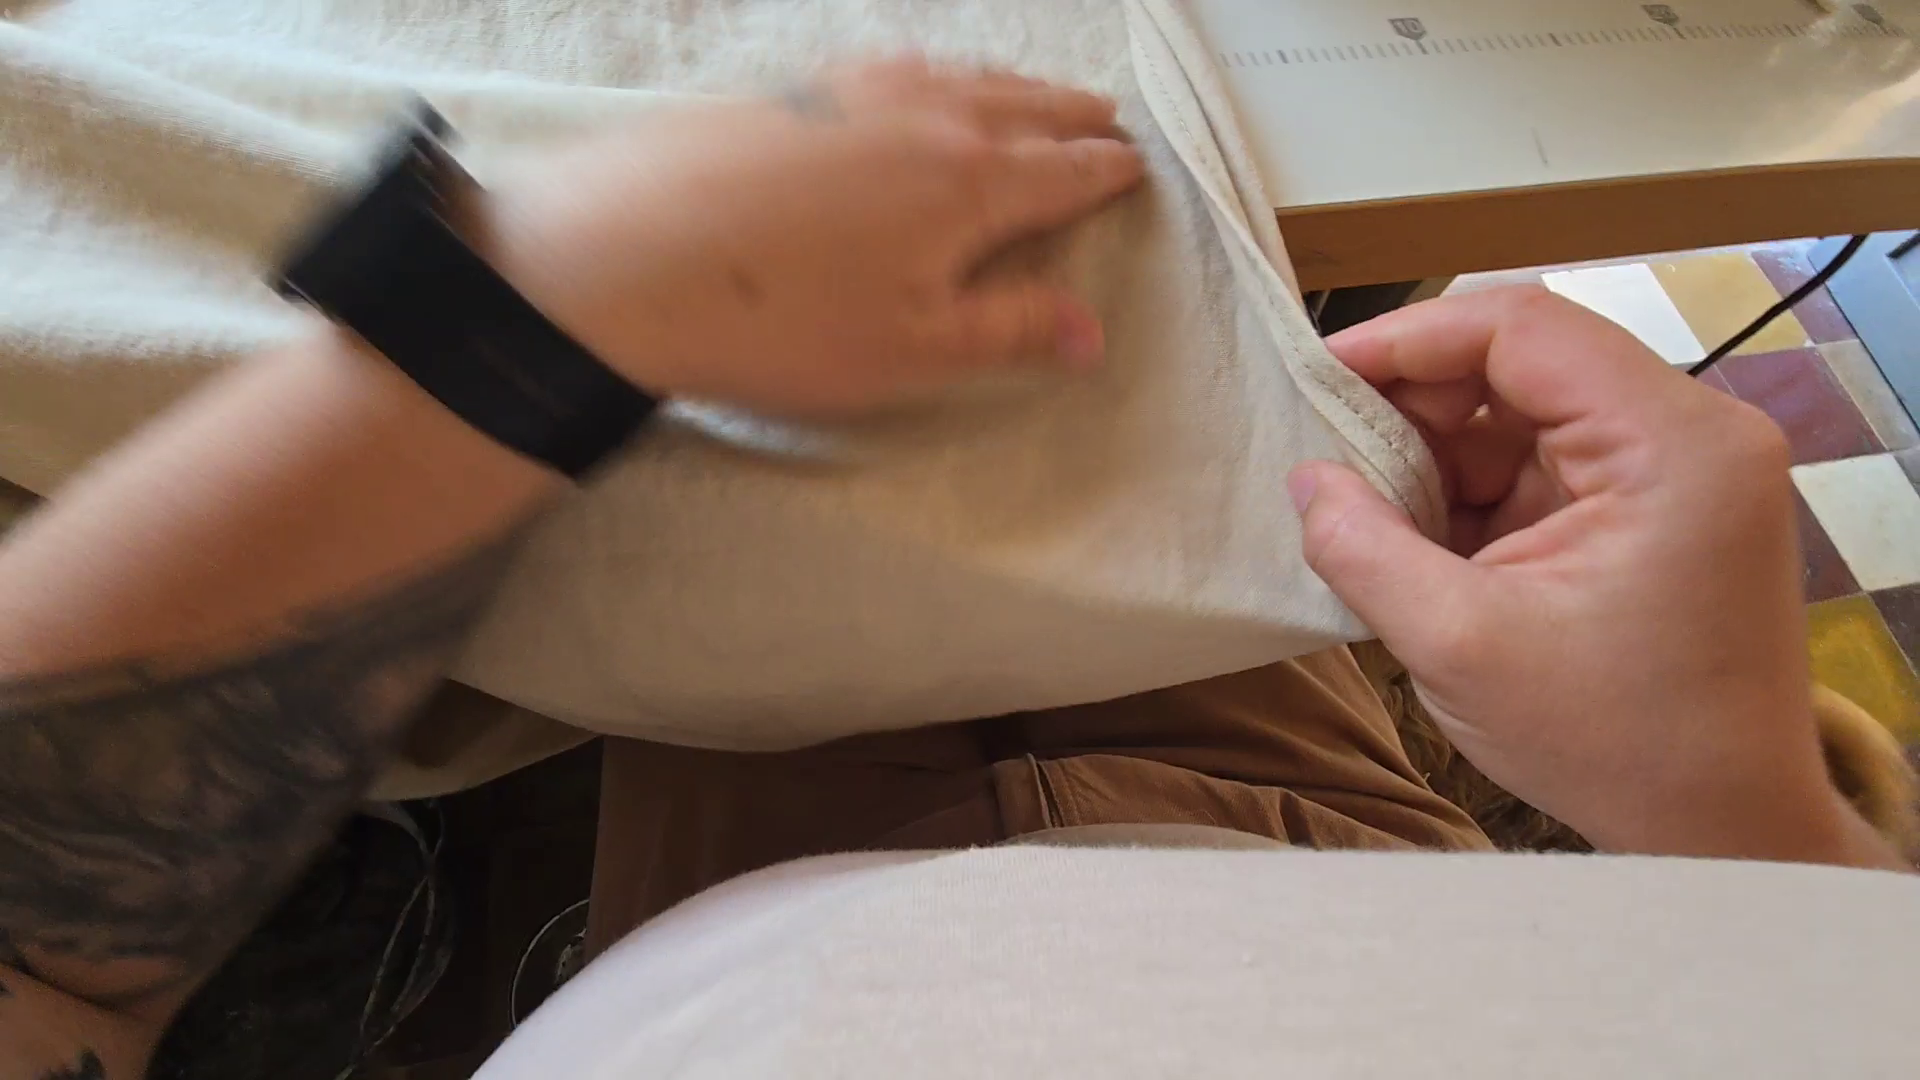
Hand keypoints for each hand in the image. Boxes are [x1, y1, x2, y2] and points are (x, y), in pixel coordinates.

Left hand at [487, 58, 1144, 413]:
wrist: (629, 260)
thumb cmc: (784, 321)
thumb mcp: (913, 349)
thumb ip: (1010, 332)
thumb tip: (1093, 335)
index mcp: (966, 185)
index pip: (1063, 172)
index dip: (1106, 174)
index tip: (1135, 170)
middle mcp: (923, 118)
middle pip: (1025, 109)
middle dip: (1076, 117)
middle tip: (1109, 119)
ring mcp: (853, 91)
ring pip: (963, 77)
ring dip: (1016, 86)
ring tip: (1041, 95)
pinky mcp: (794, 88)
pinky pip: (896, 67)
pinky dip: (940, 74)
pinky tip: (928, 80)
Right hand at [1289, 287, 1882, 862]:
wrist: (1707, 826)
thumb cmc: (1605, 737)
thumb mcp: (1455, 643)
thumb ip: (1361, 549)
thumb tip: (1303, 479)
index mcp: (1666, 446)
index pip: (1520, 329)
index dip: (1405, 337)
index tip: (1317, 375)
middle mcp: (1669, 437)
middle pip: (1508, 366)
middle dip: (1404, 406)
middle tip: (1326, 457)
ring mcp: (1644, 475)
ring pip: (1497, 418)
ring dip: (1416, 458)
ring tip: (1358, 512)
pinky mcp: (1613, 512)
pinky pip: (1504, 469)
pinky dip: (1440, 494)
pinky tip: (1400, 539)